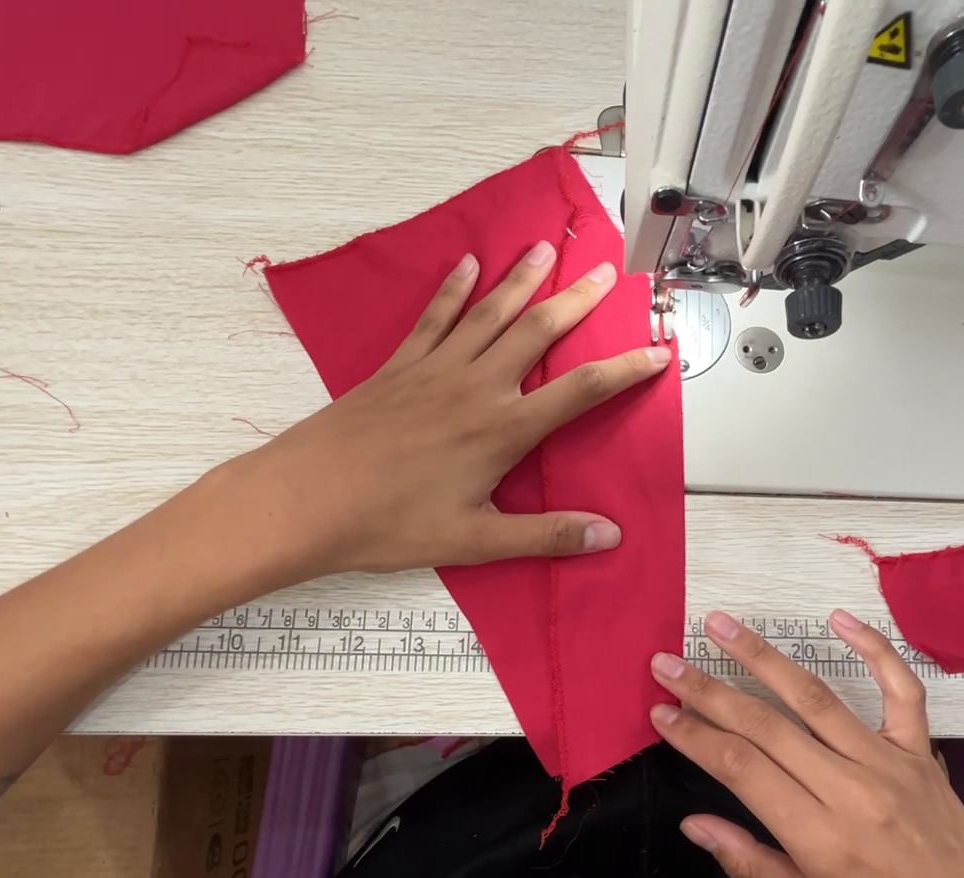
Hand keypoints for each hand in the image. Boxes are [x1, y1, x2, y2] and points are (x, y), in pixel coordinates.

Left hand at [217, 241, 669, 588]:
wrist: (306, 500)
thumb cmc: (389, 523)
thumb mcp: (476, 540)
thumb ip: (546, 535)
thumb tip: (608, 535)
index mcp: (501, 430)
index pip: (580, 392)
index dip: (625, 370)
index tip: (657, 352)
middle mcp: (474, 388)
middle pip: (537, 333)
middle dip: (577, 302)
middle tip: (605, 273)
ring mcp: (434, 370)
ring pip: (489, 314)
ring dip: (521, 280)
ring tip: (546, 250)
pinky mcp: (398, 367)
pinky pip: (432, 318)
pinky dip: (452, 290)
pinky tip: (465, 267)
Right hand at [648, 610, 963, 877]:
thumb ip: (752, 864)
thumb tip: (692, 823)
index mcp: (820, 837)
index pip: (741, 768)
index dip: (694, 736)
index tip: (659, 710)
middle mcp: (850, 789)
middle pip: (766, 726)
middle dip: (708, 690)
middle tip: (666, 661)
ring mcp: (889, 761)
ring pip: (815, 697)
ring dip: (762, 657)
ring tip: (721, 624)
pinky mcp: (920, 750)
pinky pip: (900, 690)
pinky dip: (874, 649)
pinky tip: (839, 618)